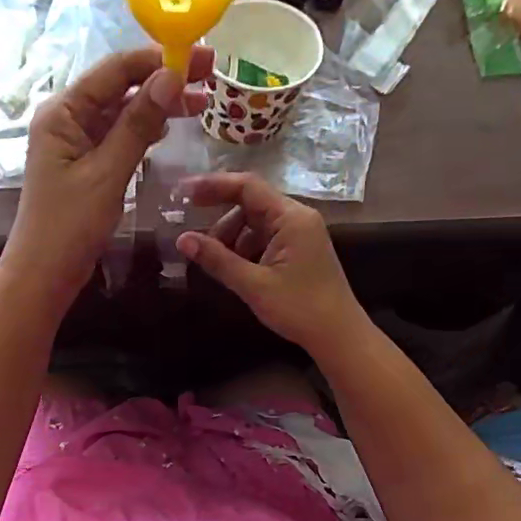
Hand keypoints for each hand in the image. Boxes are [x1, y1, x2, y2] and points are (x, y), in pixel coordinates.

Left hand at [2, 46, 210, 299]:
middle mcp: (67, 119)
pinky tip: (169, 127)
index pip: (115, 70)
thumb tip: (171, 77)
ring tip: (201, 101)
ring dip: (158, 105)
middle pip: (120, 87)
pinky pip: (119, 136)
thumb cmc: (68, 226)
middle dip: (163, 79)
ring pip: (122, 112)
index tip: (200, 57)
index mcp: (62, 112)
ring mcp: (76, 142)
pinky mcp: (87, 164)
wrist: (44, 274)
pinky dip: (144, 130)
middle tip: (210, 74)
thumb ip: (138, 124)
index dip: (158, 59)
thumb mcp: (107, 173)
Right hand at [175, 173, 369, 357]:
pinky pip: (264, 238)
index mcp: (290, 217)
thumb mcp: (253, 284)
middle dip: (220, 221)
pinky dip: (244, 249)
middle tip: (194, 241)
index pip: (247, 186)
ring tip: (214, 263)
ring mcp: (299, 233)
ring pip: (254, 223)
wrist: (338, 335)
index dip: (212, 185)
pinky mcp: (298, 250)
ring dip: (231, 238)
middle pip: (249, 204)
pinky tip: (233, 269)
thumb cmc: (299, 308)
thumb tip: (182, 239)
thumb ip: (217, 260)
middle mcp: (297, 217)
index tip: (183, 193)